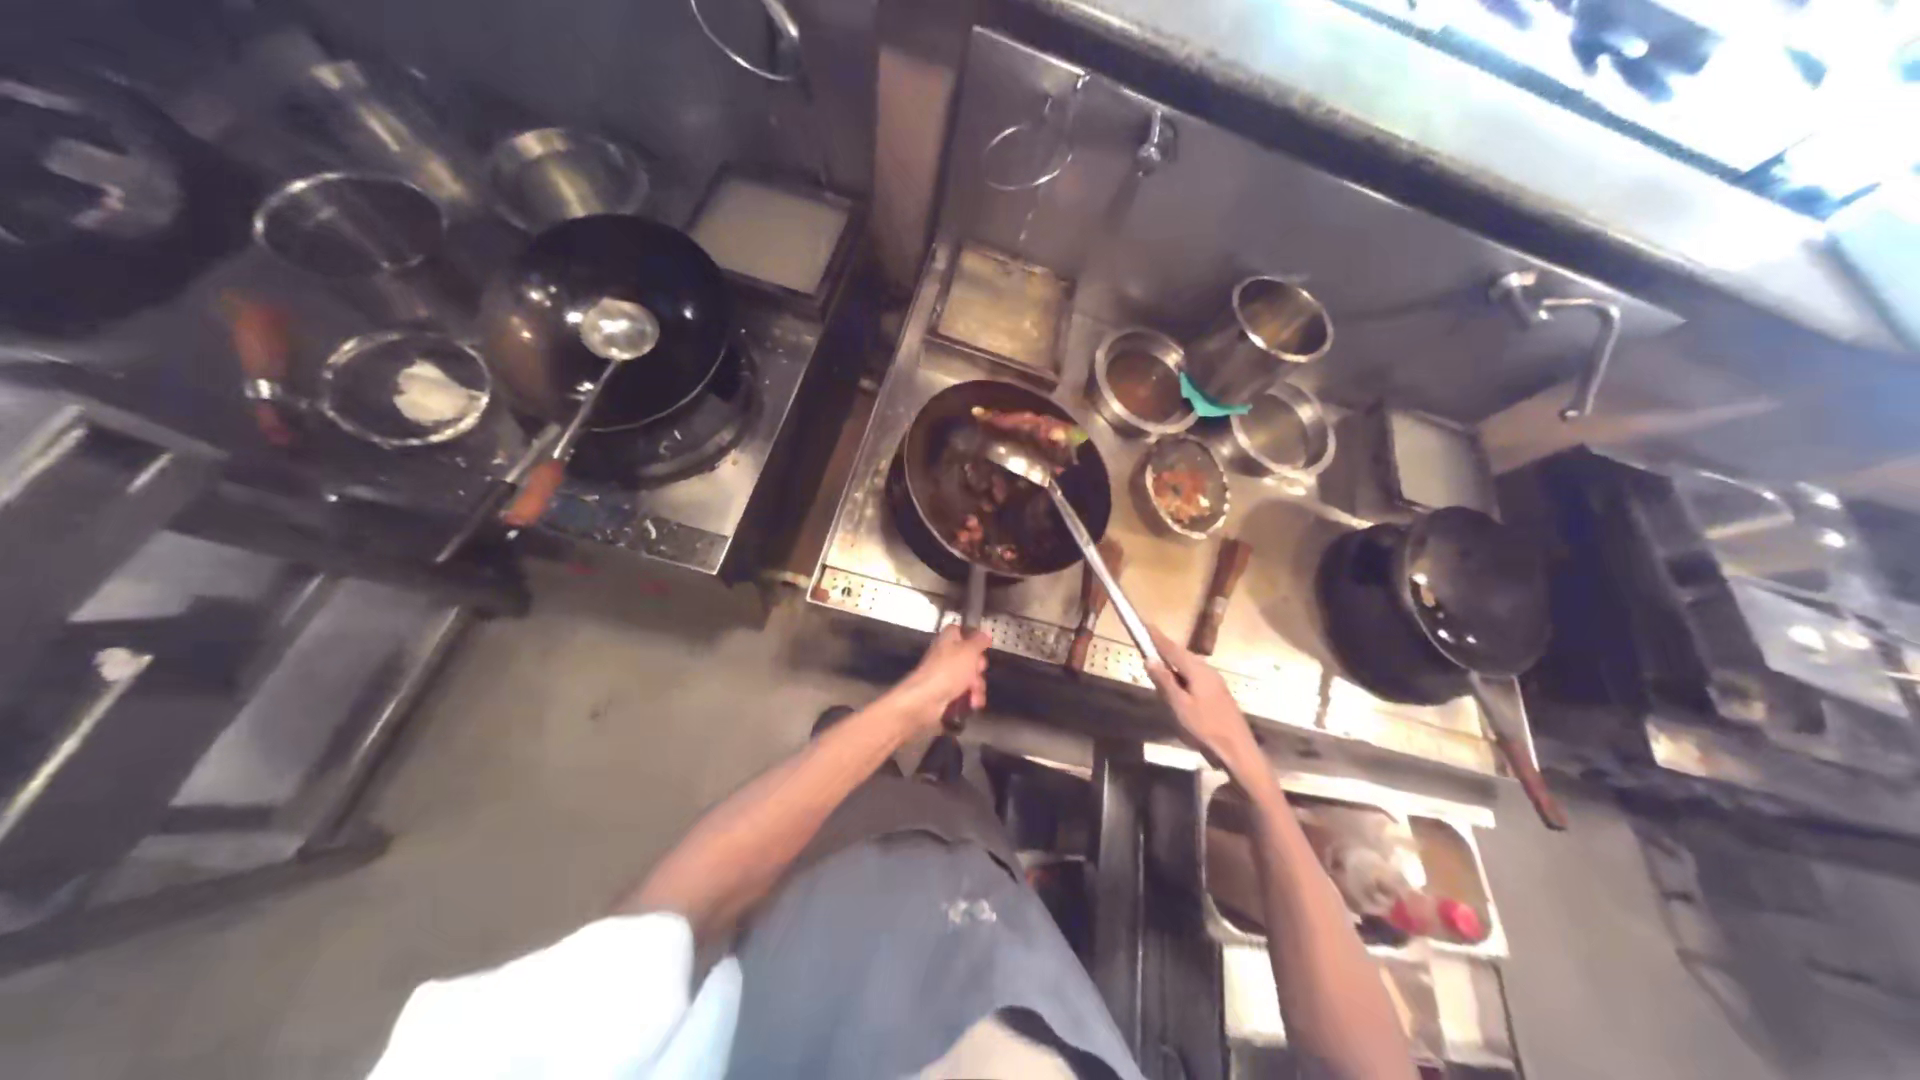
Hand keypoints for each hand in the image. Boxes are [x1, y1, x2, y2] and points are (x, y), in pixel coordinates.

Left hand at [884, 625, 991, 731]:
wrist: (925, 700)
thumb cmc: (948, 670)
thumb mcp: (969, 651)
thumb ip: (979, 641)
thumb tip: (985, 633)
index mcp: (948, 640)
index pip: (960, 631)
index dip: (973, 637)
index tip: (984, 645)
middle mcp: (945, 656)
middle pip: (969, 657)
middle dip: (979, 668)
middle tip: (978, 671)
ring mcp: (944, 675)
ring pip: (969, 677)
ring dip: (977, 686)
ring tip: (974, 694)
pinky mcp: (945, 693)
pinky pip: (963, 693)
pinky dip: (970, 698)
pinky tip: (972, 703)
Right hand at [1144, 626, 1265, 783]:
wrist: (1237, 750)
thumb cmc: (1205, 728)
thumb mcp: (1179, 706)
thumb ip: (1165, 681)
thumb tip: (1150, 659)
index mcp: (1198, 671)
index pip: (1173, 649)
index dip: (1157, 637)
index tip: (1145, 624)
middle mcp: (1208, 671)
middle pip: (1182, 655)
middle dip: (1165, 648)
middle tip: (1147, 643)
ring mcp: (1215, 682)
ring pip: (1189, 666)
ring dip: (1173, 662)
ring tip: (1157, 663)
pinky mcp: (1217, 693)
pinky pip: (1194, 675)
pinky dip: (1181, 674)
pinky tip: (1176, 684)